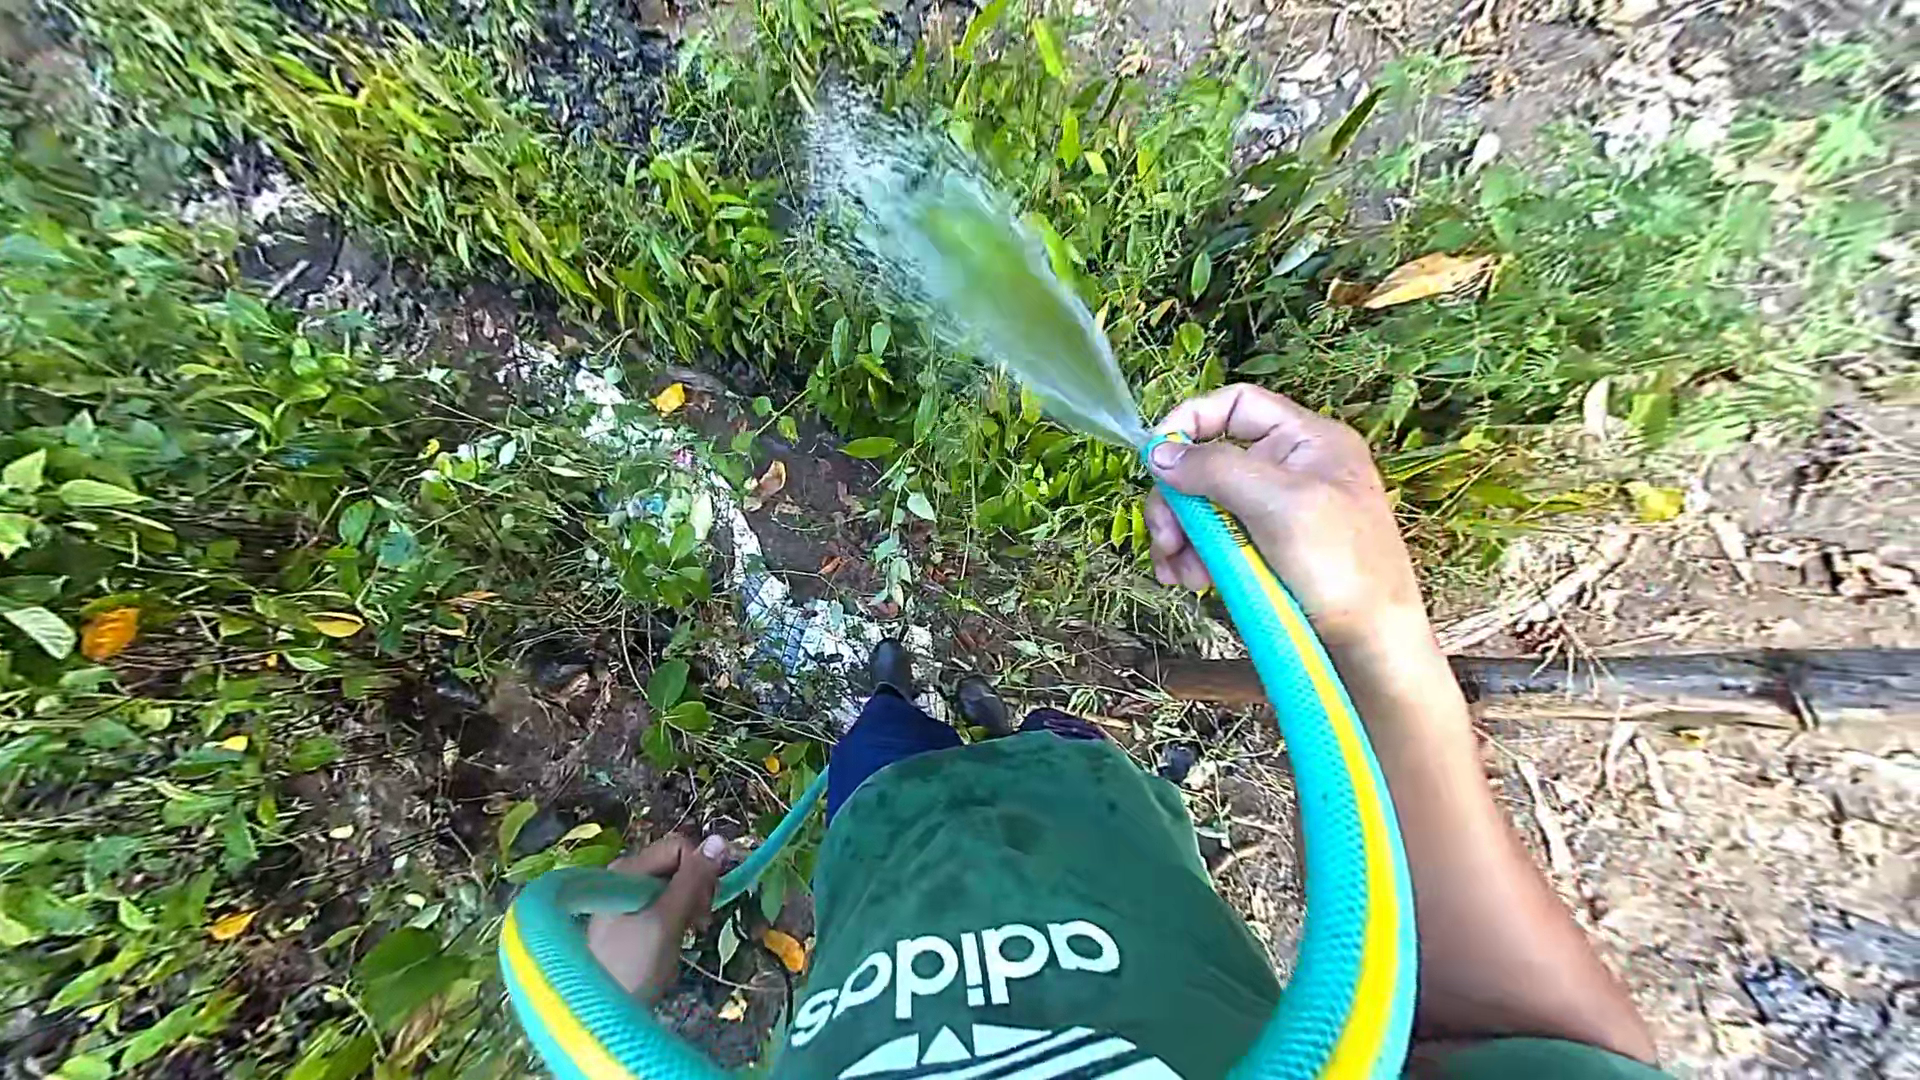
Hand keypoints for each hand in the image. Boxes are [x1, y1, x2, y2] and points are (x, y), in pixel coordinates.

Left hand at [585, 833, 730, 999]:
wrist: (601, 1022)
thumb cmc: (632, 967)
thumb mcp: (667, 920)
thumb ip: (693, 878)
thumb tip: (720, 839)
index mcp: (627, 870)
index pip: (679, 846)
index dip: (698, 868)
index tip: (703, 903)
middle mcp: (625, 876)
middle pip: (678, 864)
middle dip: (695, 888)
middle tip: (698, 921)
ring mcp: (627, 898)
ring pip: (676, 884)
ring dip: (690, 904)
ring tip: (690, 931)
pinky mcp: (631, 918)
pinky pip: (666, 902)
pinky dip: (679, 916)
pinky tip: (677, 937)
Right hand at [1143, 384, 1427, 650]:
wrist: (1369, 642)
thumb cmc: (1341, 565)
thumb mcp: (1278, 505)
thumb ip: (1216, 469)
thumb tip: (1157, 452)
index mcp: (1303, 441)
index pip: (1235, 405)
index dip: (1190, 420)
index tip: (1156, 457)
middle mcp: (1281, 469)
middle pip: (1204, 462)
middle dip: (1177, 501)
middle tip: (1165, 538)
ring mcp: (1266, 510)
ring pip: (1198, 505)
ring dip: (1178, 537)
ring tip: (1179, 573)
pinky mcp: (1254, 547)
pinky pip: (1206, 538)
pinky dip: (1189, 556)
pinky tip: (1187, 580)